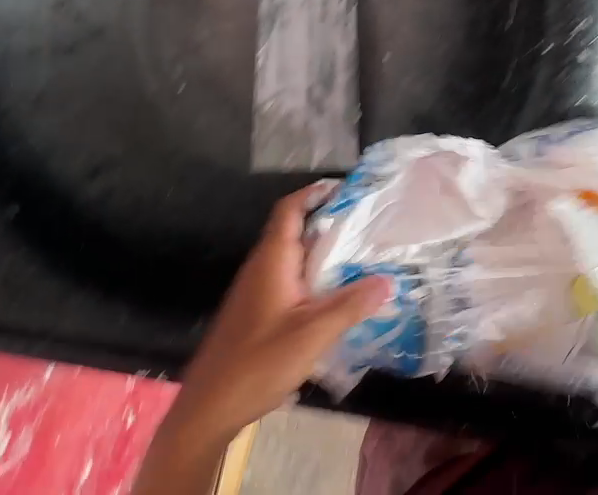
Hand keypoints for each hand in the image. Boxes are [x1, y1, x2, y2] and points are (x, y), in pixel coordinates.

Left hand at [174, 184, 393, 435]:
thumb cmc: (258, 363)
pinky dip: (314, 280)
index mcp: (272, 261)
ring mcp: (257, 292)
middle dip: (329, 224)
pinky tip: (336, 298)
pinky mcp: (257, 314)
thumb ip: (351, 305)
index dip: (314, 192)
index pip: (289, 209)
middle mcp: (261, 268)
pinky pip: (290, 283)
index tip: (346, 188)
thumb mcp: (313, 334)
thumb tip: (388, 280)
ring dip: (323, 255)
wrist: (209, 409)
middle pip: (295, 232)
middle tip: (367, 225)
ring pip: (294, 260)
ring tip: (361, 259)